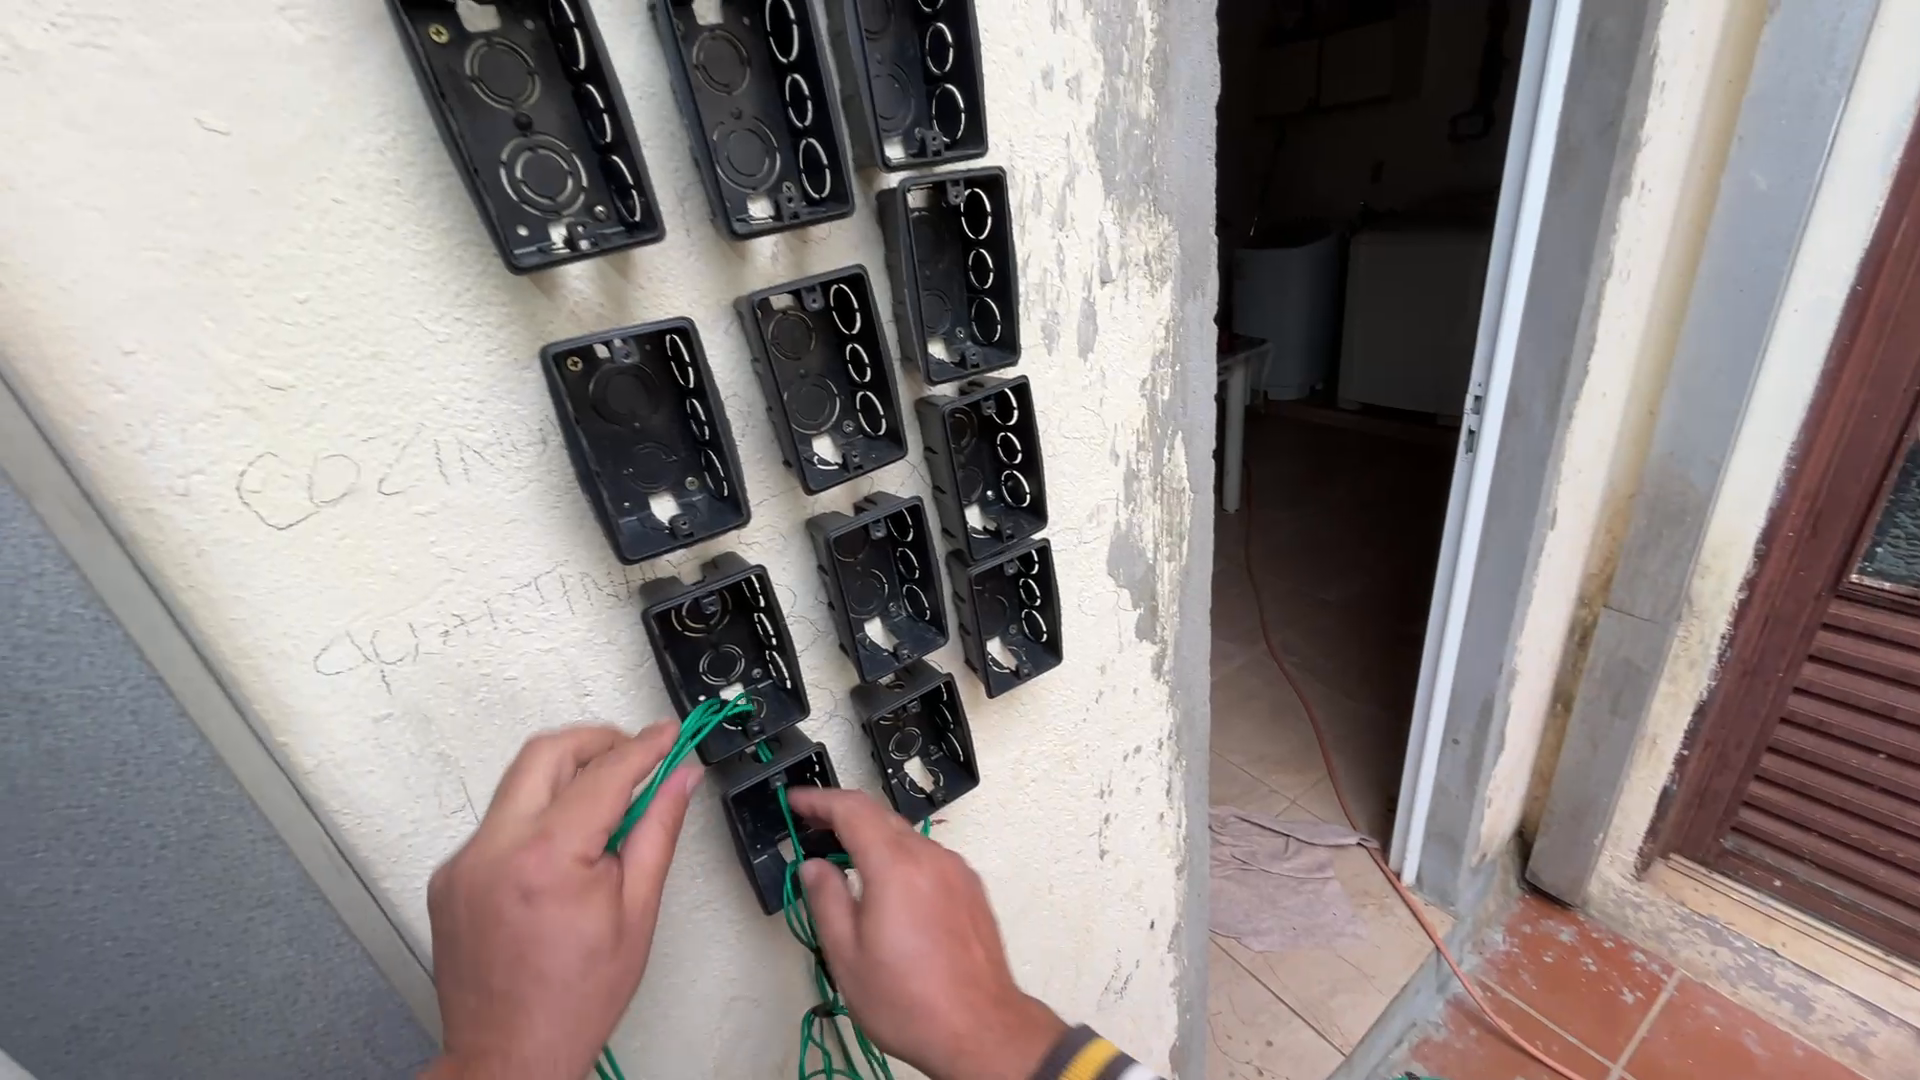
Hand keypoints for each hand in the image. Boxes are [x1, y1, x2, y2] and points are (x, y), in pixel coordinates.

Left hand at [421, 724, 702, 1079]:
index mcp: (547, 859)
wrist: (507, 1060)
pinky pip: (503, 817)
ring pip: (520, 779)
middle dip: (598, 740)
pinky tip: (570, 841)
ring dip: (570, 771)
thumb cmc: (576, 997)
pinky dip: (542, 809)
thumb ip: (659, 829)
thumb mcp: (638, 909)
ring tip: (610, 799)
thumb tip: (682, 777)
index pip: (605, 772)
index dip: (645, 746)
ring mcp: (464, 863)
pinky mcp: (452, 877)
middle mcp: (493, 850)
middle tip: (637, 753)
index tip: (670, 733)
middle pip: (546, 752)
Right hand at [789, 788, 1066, 1079]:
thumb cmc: (911, 1001)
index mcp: (895, 866)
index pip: (851, 809)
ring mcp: (954, 869)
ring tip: (846, 857)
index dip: (819, 800)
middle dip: (842, 814)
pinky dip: (901, 856)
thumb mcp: (847, 957)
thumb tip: (814, 867)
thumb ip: (826, 900)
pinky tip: (888, 883)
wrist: (979, 1029)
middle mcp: (929, 857)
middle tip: (813, 824)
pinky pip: (928, 855)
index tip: (797, 800)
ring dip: (873, 836)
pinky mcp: (969, 885)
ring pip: (906, 835)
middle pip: (880, 815)